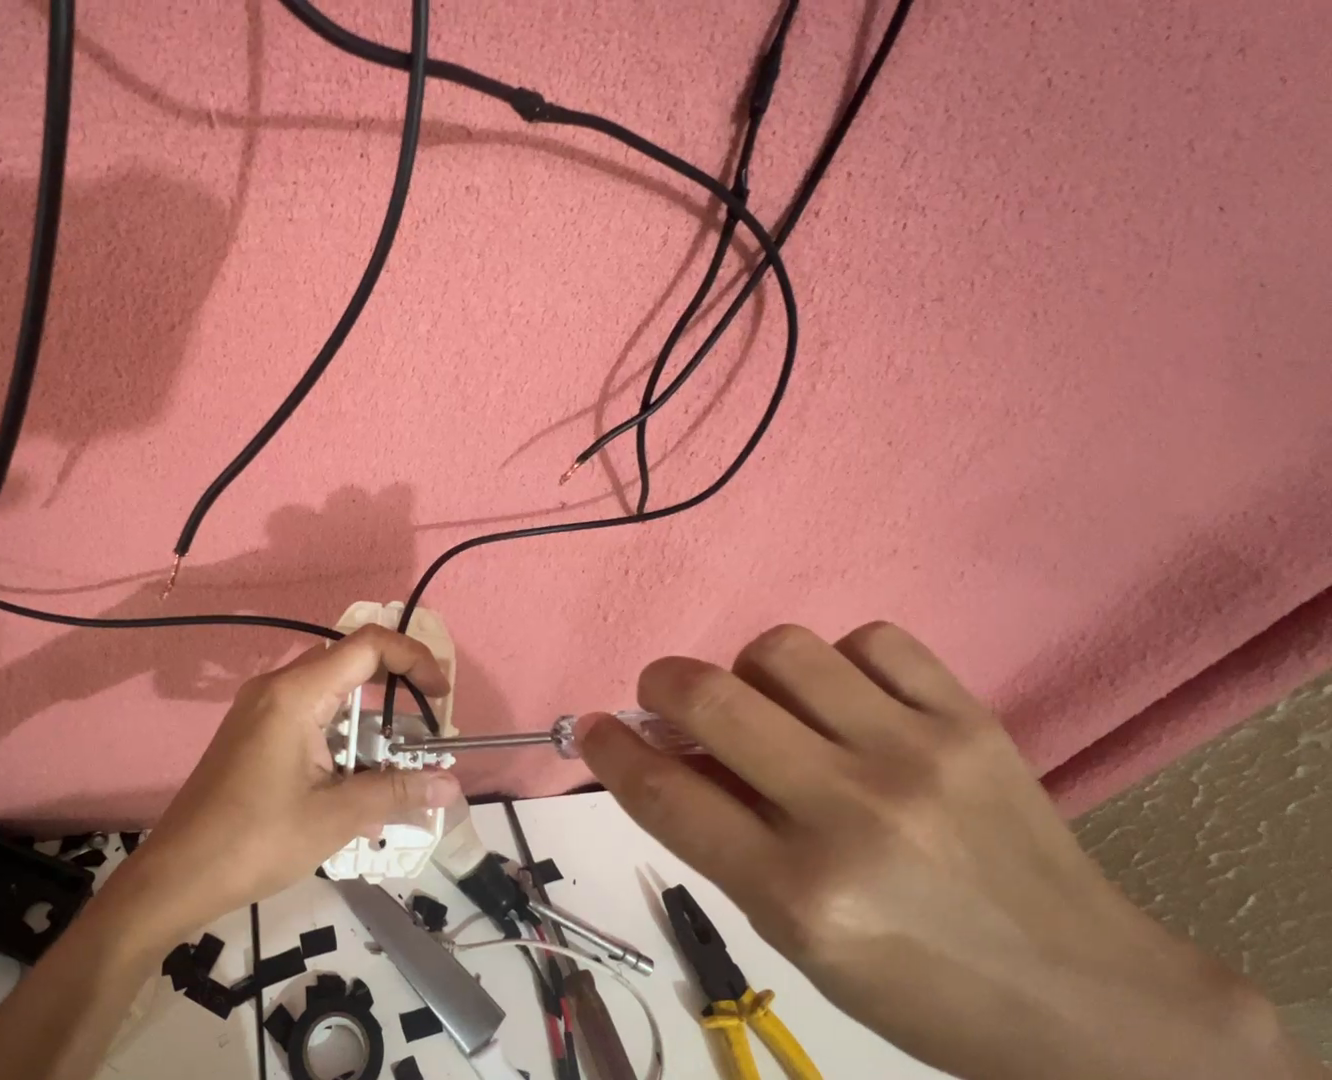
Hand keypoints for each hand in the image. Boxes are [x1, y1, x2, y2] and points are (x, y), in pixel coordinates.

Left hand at [106, 626, 460, 940]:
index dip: (413, 659)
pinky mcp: (252, 734)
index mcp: (296, 694)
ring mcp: (259, 710)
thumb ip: (397, 792)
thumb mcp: (336, 817)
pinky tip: (356, 787)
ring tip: (396, 768)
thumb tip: (451, 786)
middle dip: (394, 691)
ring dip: (367, 723)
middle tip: (426, 731)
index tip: (441, 697)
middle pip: (348, 664)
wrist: (177, 875)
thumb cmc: (256, 840)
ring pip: (329, 694)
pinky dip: (340, 740)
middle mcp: (275, 688)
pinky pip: (307, 718)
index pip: (367, 644)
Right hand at [580, 623, 1318, 1079]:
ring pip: (781, 648)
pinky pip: (871, 641)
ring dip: (749, 670)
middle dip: (660, 683)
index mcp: (796, 892)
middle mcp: (849, 813)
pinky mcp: (972, 720)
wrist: (1086, 996)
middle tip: (663, 696)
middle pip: (709, 698)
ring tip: (769, 703)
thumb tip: (663, 751)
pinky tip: (849, 701)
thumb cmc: (911, 982)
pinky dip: (840, 663)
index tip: (594, 727)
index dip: (610, 748)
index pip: (664, 793)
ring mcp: (916, 755)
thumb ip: (719, 838)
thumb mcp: (793, 935)